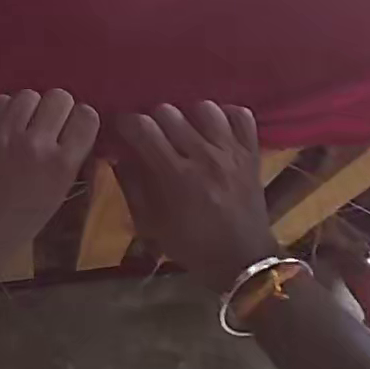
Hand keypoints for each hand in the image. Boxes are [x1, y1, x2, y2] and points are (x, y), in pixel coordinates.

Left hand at [0, 90, 99, 280]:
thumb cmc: (15, 226)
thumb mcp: (55, 196)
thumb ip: (68, 161)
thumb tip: (75, 132)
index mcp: (61, 166)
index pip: (86, 116)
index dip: (81, 119)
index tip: (73, 128)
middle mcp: (36, 143)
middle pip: (59, 97)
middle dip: (57, 109)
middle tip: (47, 126)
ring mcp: (4, 132)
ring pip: (29, 94)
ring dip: (29, 108)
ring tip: (21, 127)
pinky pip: (1, 99)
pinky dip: (4, 110)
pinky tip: (1, 129)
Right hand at [114, 102, 278, 286]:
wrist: (243, 261)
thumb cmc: (192, 246)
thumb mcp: (152, 225)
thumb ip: (132, 187)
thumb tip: (118, 155)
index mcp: (176, 176)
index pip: (143, 128)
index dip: (125, 122)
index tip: (121, 128)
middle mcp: (204, 156)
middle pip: (169, 112)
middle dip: (152, 120)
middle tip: (151, 136)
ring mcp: (231, 152)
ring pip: (204, 107)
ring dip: (188, 116)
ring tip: (184, 131)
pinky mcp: (251, 152)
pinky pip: (240, 115)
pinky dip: (225, 115)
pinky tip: (214, 129)